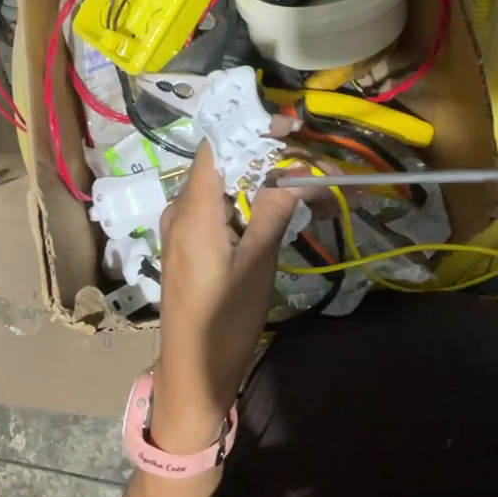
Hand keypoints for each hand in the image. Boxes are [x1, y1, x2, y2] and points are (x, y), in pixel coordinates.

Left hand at [152, 147, 299, 449]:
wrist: (192, 370)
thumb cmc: (224, 320)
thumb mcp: (257, 264)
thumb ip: (274, 211)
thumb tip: (296, 173)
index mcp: (193, 209)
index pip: (217, 146)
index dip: (251, 128)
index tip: (291, 126)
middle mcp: (181, 211)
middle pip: (224, 166)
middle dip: (270, 160)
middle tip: (316, 169)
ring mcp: (181, 229)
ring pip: (226, 190)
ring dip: (266, 186)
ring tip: (314, 193)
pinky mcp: (188, 247)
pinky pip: (220, 212)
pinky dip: (251, 207)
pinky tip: (285, 214)